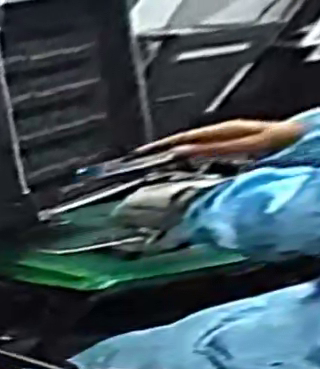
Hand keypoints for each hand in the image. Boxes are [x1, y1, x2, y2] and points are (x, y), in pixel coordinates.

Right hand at [140, 118, 305, 160]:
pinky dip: (189, 163)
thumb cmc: (289, 141)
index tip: (135, 155)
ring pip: (195, 149)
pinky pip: (205, 156)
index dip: (157, 146)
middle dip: (162, 152)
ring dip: (174, 158)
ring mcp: (233, 141)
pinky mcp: (236, 150)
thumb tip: (176, 152)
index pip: (182, 137)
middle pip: (187, 142)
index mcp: (227, 129)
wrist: (311, 142)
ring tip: (156, 168)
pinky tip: (183, 171)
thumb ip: (212, 149)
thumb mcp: (247, 145)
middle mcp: (228, 133)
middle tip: (139, 164)